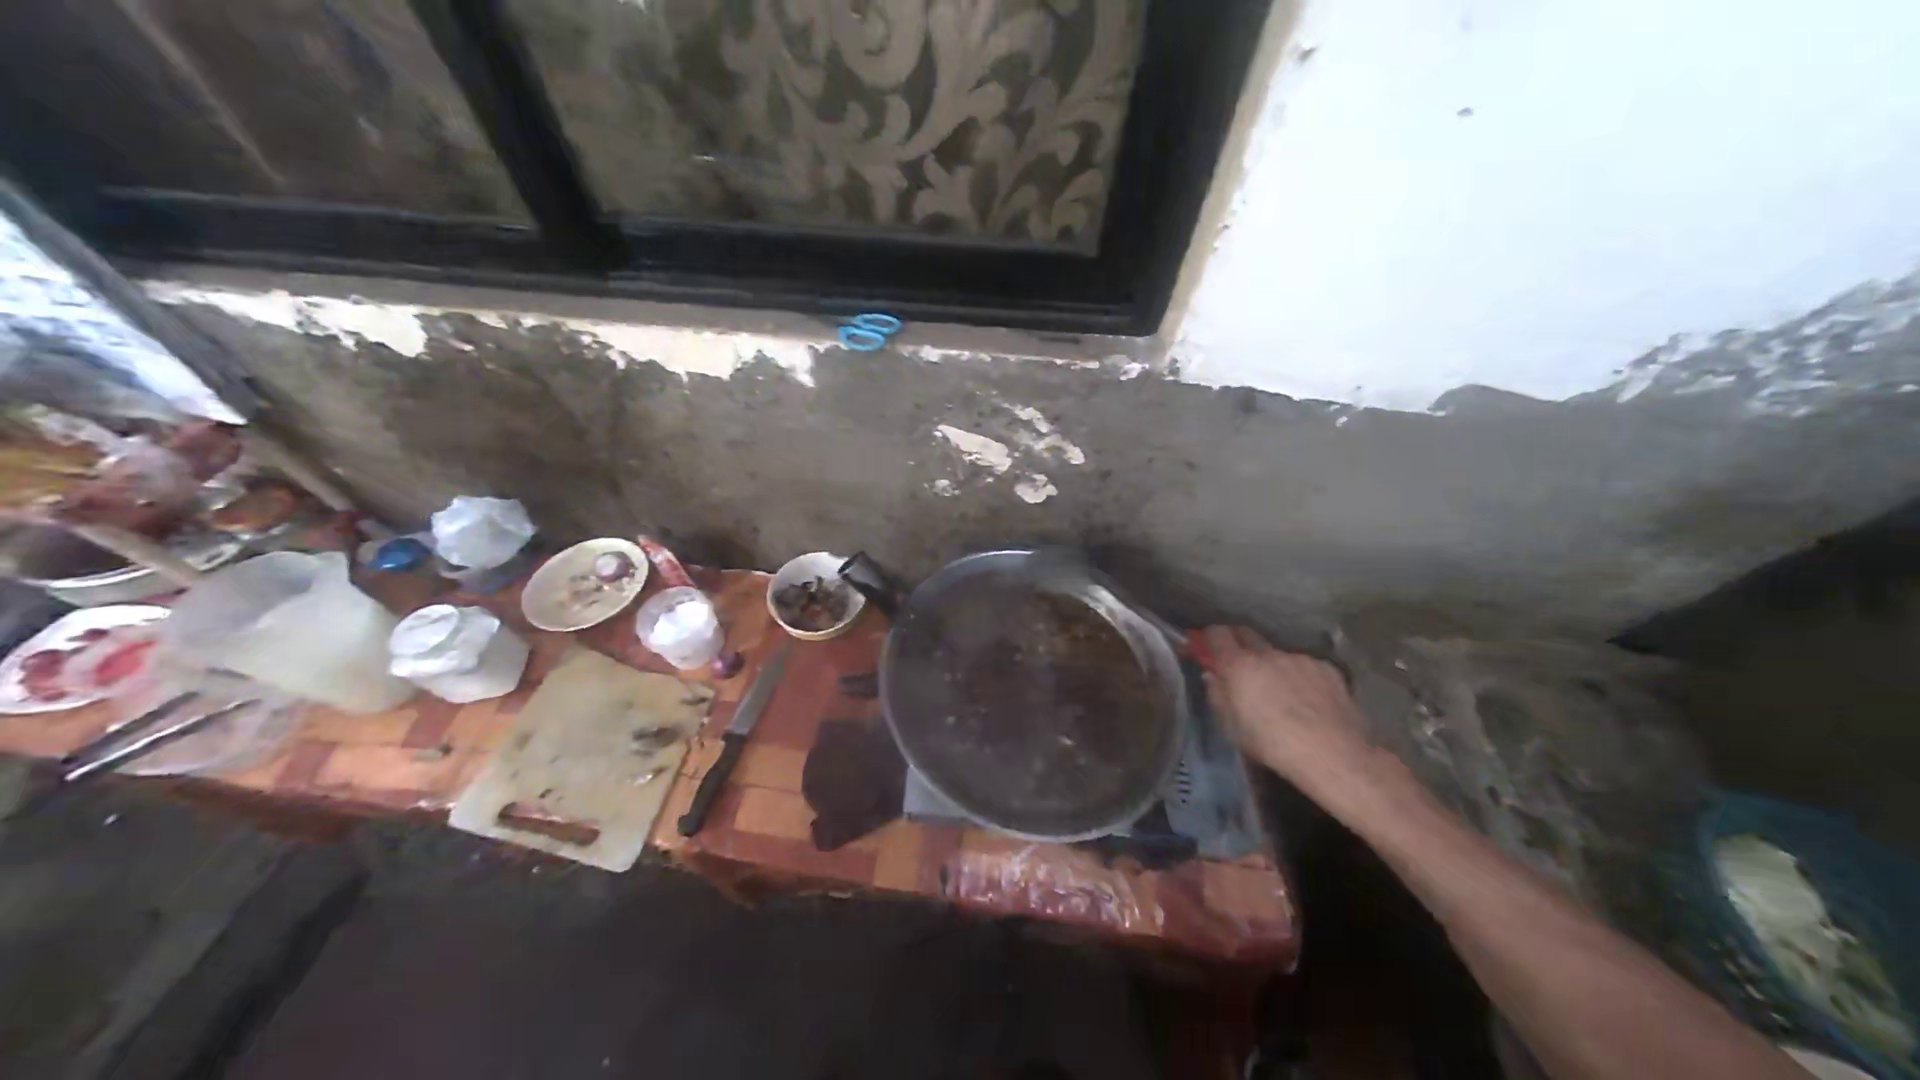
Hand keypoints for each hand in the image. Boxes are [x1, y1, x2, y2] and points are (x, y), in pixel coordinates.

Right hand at [1202, 626, 1376, 791]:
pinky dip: (1301, 677)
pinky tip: (1310, 702)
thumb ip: (1218, 695)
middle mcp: (1269, 654)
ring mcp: (1300, 659)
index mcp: (1240, 666)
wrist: (1334, 754)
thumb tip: (1213, 676)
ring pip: (1278, 655)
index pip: (1217, 634)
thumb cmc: (1273, 745)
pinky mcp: (1327, 668)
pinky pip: (1305, 667)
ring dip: (1273, 666)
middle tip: (1240, 666)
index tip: (1208, 647)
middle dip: (1239, 644)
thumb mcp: (1232, 727)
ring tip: (1283, 695)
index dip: (1210, 638)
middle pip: (1247, 634)